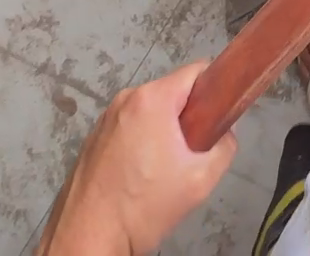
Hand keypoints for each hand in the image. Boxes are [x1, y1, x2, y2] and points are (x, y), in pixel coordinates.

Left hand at [37, 64, 237, 255]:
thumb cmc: (144, 209)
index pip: (198, 71)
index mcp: (152, 99)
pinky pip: (129, 127)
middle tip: (192, 151)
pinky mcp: (90, 140)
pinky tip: (139, 176)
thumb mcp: (202, 179)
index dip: (215, 90)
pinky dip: (141, 142)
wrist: (84, 247)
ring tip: (164, 169)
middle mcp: (125, 100)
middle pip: (173, 92)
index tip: (218, 118)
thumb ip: (226, 145)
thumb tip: (224, 132)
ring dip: (164, 129)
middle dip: (189, 115)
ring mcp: (104, 120)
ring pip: (151, 110)